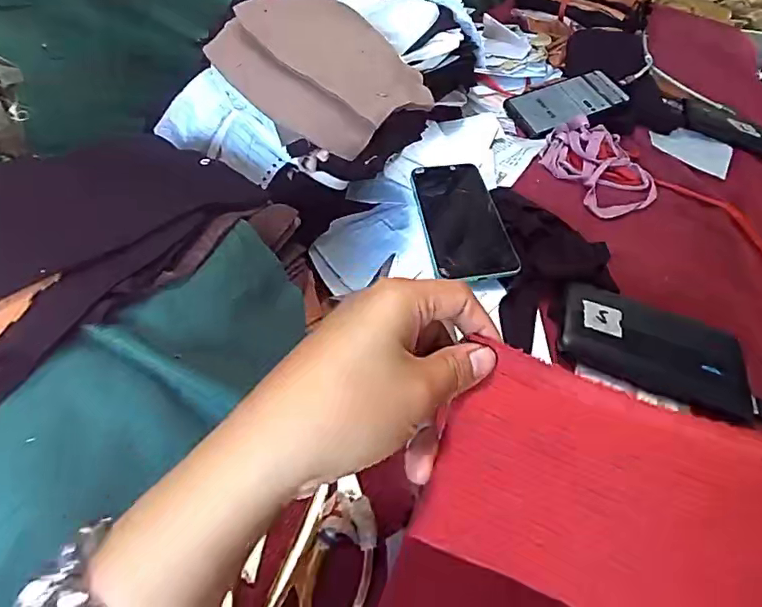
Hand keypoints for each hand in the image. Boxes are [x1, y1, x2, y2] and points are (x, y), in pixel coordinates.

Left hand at [89, 280, 496, 606]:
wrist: (265, 450)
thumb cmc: (352, 408)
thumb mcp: (419, 392)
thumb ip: (459, 370)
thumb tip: (485, 355)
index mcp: (400, 299)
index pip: (458, 297)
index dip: (484, 329)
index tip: (496, 369)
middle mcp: (378, 309)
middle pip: (434, 338)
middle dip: (449, 389)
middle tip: (456, 428)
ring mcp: (355, 339)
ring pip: (411, 367)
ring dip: (424, 414)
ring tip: (421, 465)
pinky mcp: (338, 368)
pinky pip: (385, 380)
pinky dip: (399, 413)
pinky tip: (399, 457)